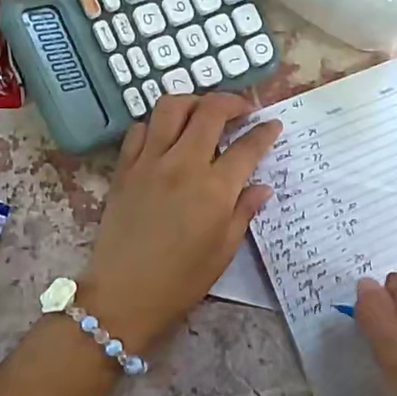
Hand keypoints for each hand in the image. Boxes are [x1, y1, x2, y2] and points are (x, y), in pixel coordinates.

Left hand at [80, 94, 281, 353]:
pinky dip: (156, 124)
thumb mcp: (223, 251)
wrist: (124, 293)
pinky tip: (165, 136)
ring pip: (171, 107)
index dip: (265, 132)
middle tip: (241, 111)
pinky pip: (139, 129)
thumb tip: (261, 187)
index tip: (272, 126)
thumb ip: (243, 212)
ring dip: (193, 102)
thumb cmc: (180, 280)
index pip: (247, 147)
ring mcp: (149, 162)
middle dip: (233, 102)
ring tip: (202, 114)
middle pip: (211, 111)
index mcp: (215, 188)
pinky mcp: (124, 168)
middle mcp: (183, 164)